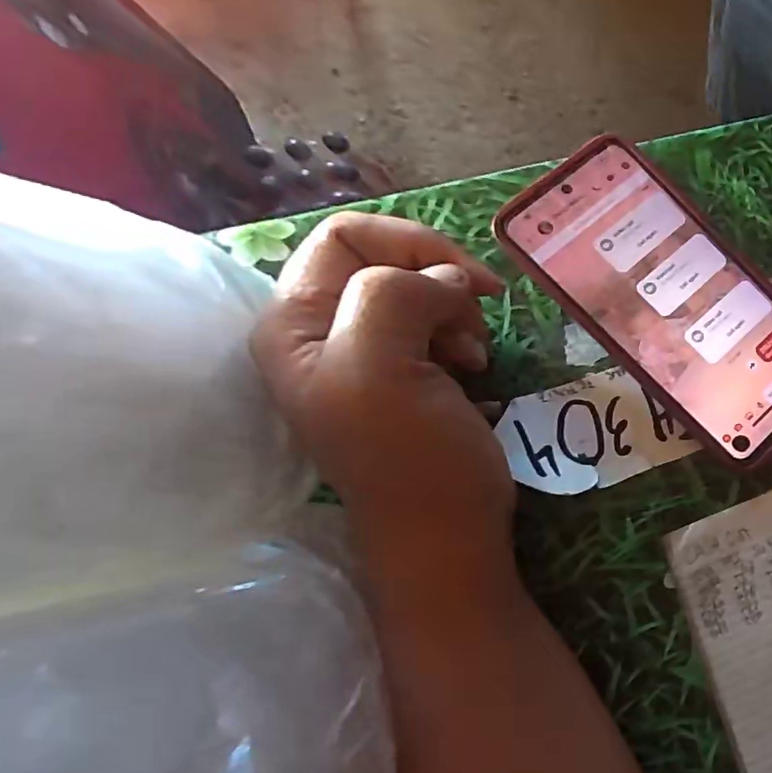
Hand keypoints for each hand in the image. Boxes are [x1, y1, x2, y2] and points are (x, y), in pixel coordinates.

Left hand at [250, 212, 512, 555]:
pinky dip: (464, 339)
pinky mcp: (407, 379)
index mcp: (296, 325)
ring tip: (475, 358)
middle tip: (475, 331)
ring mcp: (367, 359)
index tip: (474, 284)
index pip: (349, 238)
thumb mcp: (382, 370)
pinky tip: (475, 370)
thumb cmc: (415, 460)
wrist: (449, 534)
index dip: (415, 246)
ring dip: (458, 315)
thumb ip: (393, 299)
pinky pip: (437, 330)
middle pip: (386, 263)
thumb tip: (448, 282)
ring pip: (419, 295)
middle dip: (441, 285)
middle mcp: (323, 335)